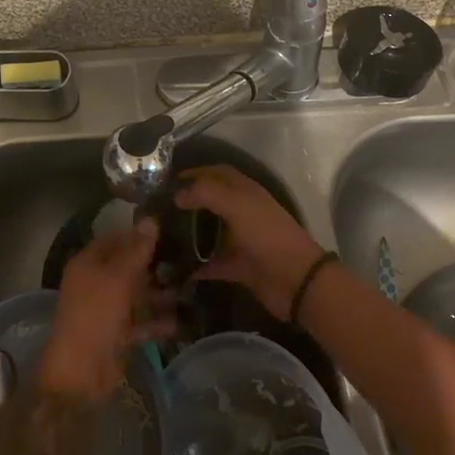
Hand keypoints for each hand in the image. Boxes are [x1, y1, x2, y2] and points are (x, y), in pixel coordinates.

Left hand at [37, 218, 170, 398]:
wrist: (81, 372)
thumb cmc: (95, 315)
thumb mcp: (117, 278)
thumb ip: (136, 250)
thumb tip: (151, 218)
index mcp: (88, 263)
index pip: (114, 239)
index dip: (138, 234)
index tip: (168, 229)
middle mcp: (96, 283)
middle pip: (127, 267)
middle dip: (154, 265)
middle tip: (186, 258)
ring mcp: (106, 310)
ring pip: (136, 295)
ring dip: (159, 294)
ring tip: (189, 287)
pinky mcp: (118, 335)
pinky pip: (140, 322)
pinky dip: (157, 321)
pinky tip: (180, 319)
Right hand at [176, 165, 324, 319]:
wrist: (296, 282)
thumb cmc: (267, 235)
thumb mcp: (237, 205)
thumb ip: (205, 193)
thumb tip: (177, 194)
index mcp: (245, 192)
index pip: (217, 173)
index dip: (195, 172)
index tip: (167, 180)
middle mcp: (241, 213)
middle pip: (210, 203)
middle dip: (187, 203)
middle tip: (158, 208)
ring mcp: (240, 241)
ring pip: (209, 233)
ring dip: (189, 235)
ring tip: (161, 236)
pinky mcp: (238, 267)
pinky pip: (212, 264)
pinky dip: (195, 267)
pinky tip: (175, 268)